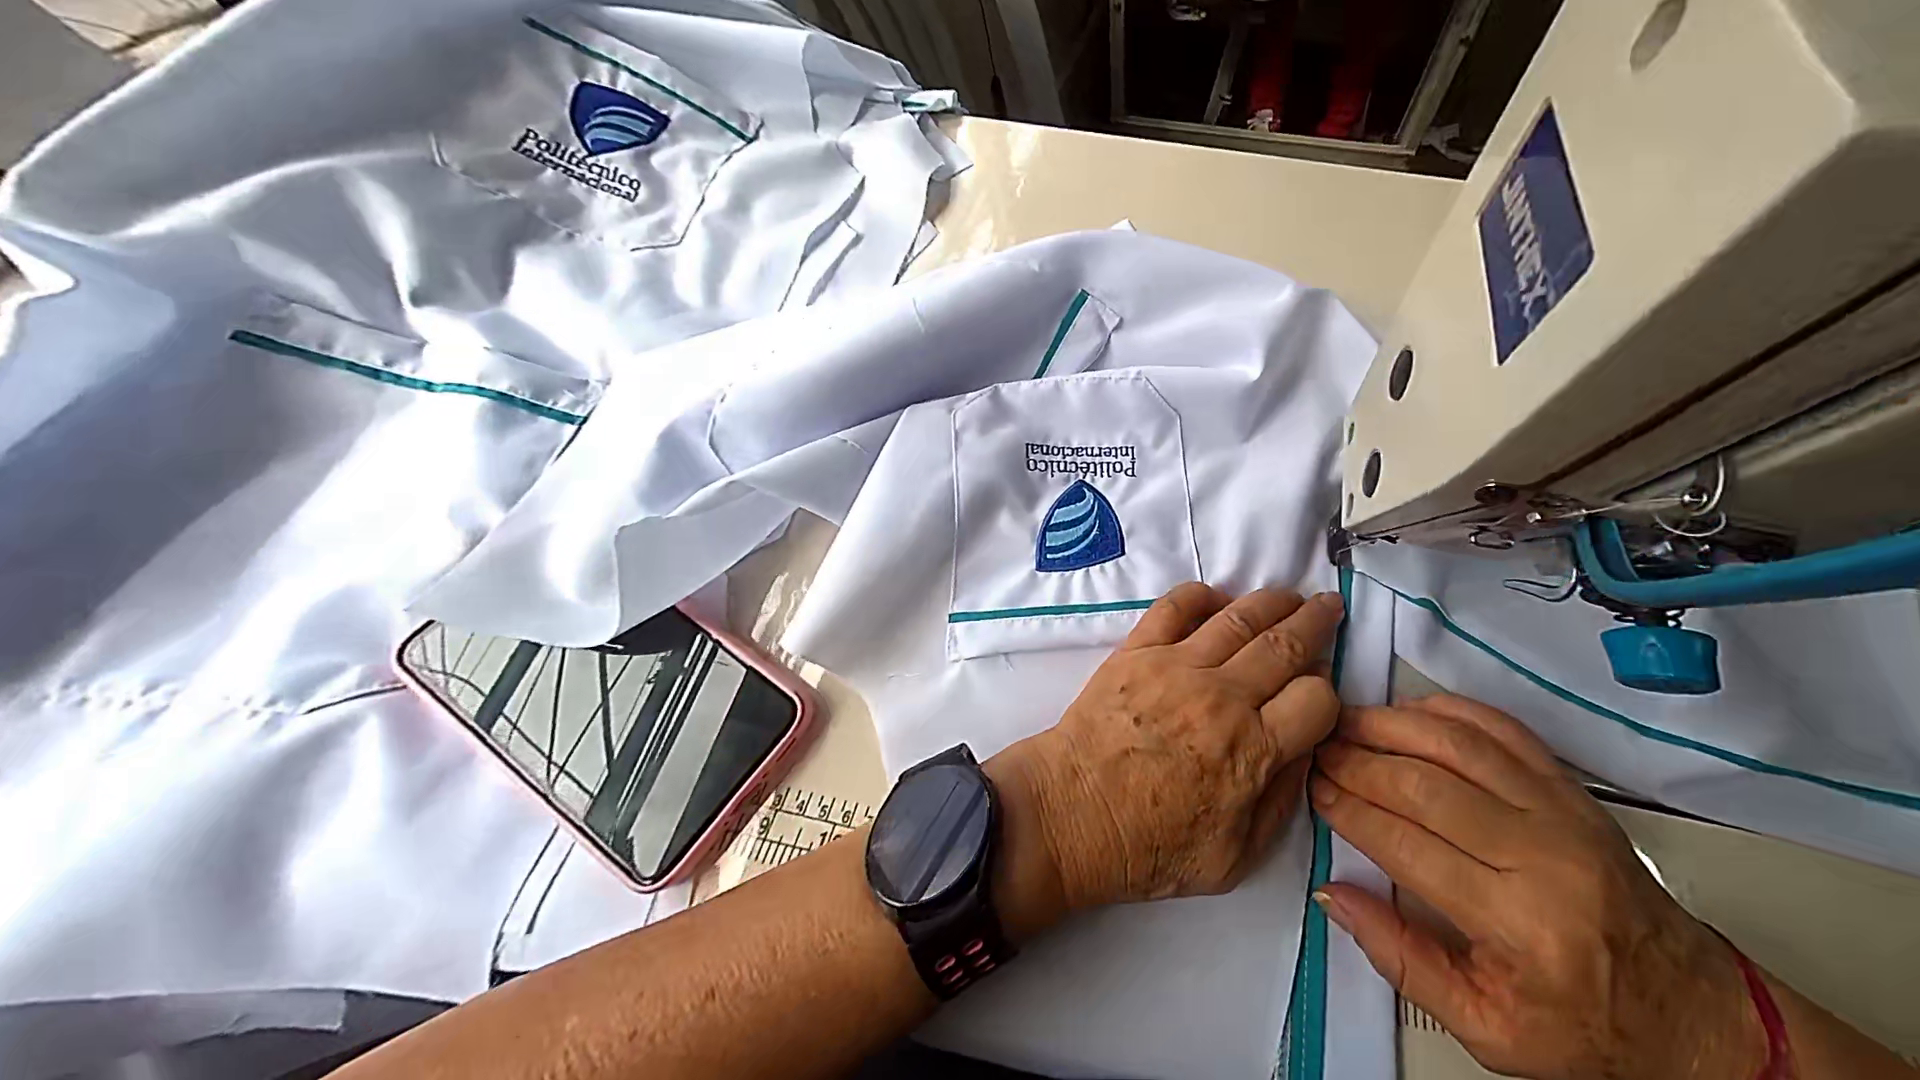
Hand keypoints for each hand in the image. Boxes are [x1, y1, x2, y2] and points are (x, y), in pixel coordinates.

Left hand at [988, 582, 1344, 916]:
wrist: (1071, 814)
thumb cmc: (1150, 845)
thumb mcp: (1237, 856)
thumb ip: (1280, 800)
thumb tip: (1306, 750)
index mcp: (1254, 750)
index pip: (1316, 697)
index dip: (1326, 690)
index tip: (1317, 688)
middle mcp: (1222, 699)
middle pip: (1284, 645)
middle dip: (1315, 623)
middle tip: (1327, 607)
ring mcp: (1175, 669)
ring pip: (1236, 619)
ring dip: (1270, 601)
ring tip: (1288, 594)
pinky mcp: (1134, 654)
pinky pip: (1172, 608)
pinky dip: (1198, 595)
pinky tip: (1215, 596)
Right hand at [1310, 695, 1762, 1079]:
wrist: (1698, 1017)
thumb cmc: (1585, 1027)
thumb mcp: (1486, 1027)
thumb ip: (1399, 958)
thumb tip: (1330, 893)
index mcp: (1518, 923)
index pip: (1403, 843)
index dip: (1346, 808)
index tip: (1311, 788)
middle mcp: (1544, 858)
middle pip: (1423, 785)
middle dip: (1356, 761)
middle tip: (1316, 751)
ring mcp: (1566, 816)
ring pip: (1459, 745)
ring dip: (1391, 725)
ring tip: (1347, 723)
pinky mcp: (1576, 794)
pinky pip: (1504, 731)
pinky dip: (1449, 711)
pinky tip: (1408, 712)